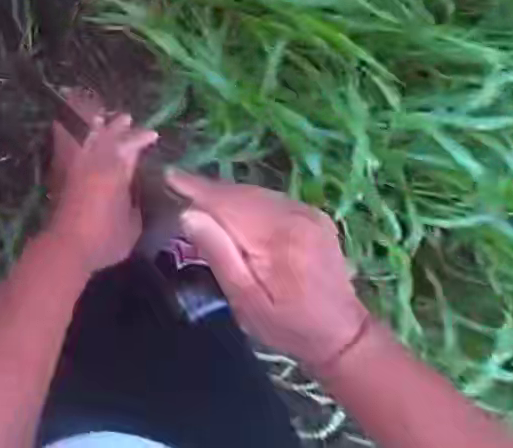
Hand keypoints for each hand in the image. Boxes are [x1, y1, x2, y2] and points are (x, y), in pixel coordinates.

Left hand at [44, 114, 157, 271]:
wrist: (67, 244)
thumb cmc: (105, 239)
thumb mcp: (133, 225)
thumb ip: (135, 204)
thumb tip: (134, 191)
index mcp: (116, 172)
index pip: (131, 147)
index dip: (142, 138)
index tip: (152, 135)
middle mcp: (97, 162)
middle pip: (108, 136)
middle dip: (119, 126)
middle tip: (127, 118)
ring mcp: (78, 165)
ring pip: (88, 136)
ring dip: (96, 126)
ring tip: (100, 117)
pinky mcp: (65, 173)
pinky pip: (71, 145)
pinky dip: (75, 135)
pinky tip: (76, 134)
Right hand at [167, 169, 371, 369]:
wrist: (344, 337)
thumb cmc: (288, 327)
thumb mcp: (247, 302)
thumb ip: (219, 255)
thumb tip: (189, 213)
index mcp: (279, 238)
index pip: (227, 203)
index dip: (195, 188)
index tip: (167, 176)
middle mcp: (295, 215)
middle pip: (238, 193)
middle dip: (206, 191)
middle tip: (177, 189)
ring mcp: (306, 211)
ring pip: (251, 192)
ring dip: (224, 195)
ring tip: (199, 200)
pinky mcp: (310, 212)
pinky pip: (265, 197)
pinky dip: (243, 200)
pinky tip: (231, 211)